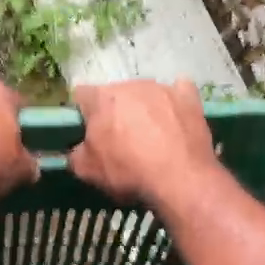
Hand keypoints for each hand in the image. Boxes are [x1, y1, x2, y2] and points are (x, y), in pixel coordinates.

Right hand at [69, 80, 220, 206]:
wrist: (180, 180)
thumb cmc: (128, 172)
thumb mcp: (87, 171)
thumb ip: (75, 154)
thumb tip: (77, 150)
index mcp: (102, 98)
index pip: (81, 95)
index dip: (82, 113)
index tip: (86, 132)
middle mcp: (131, 84)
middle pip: (115, 94)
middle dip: (114, 112)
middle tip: (119, 140)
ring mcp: (163, 88)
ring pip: (145, 94)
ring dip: (143, 109)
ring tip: (151, 137)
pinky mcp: (189, 98)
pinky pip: (178, 92)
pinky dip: (173, 103)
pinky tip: (174, 118)